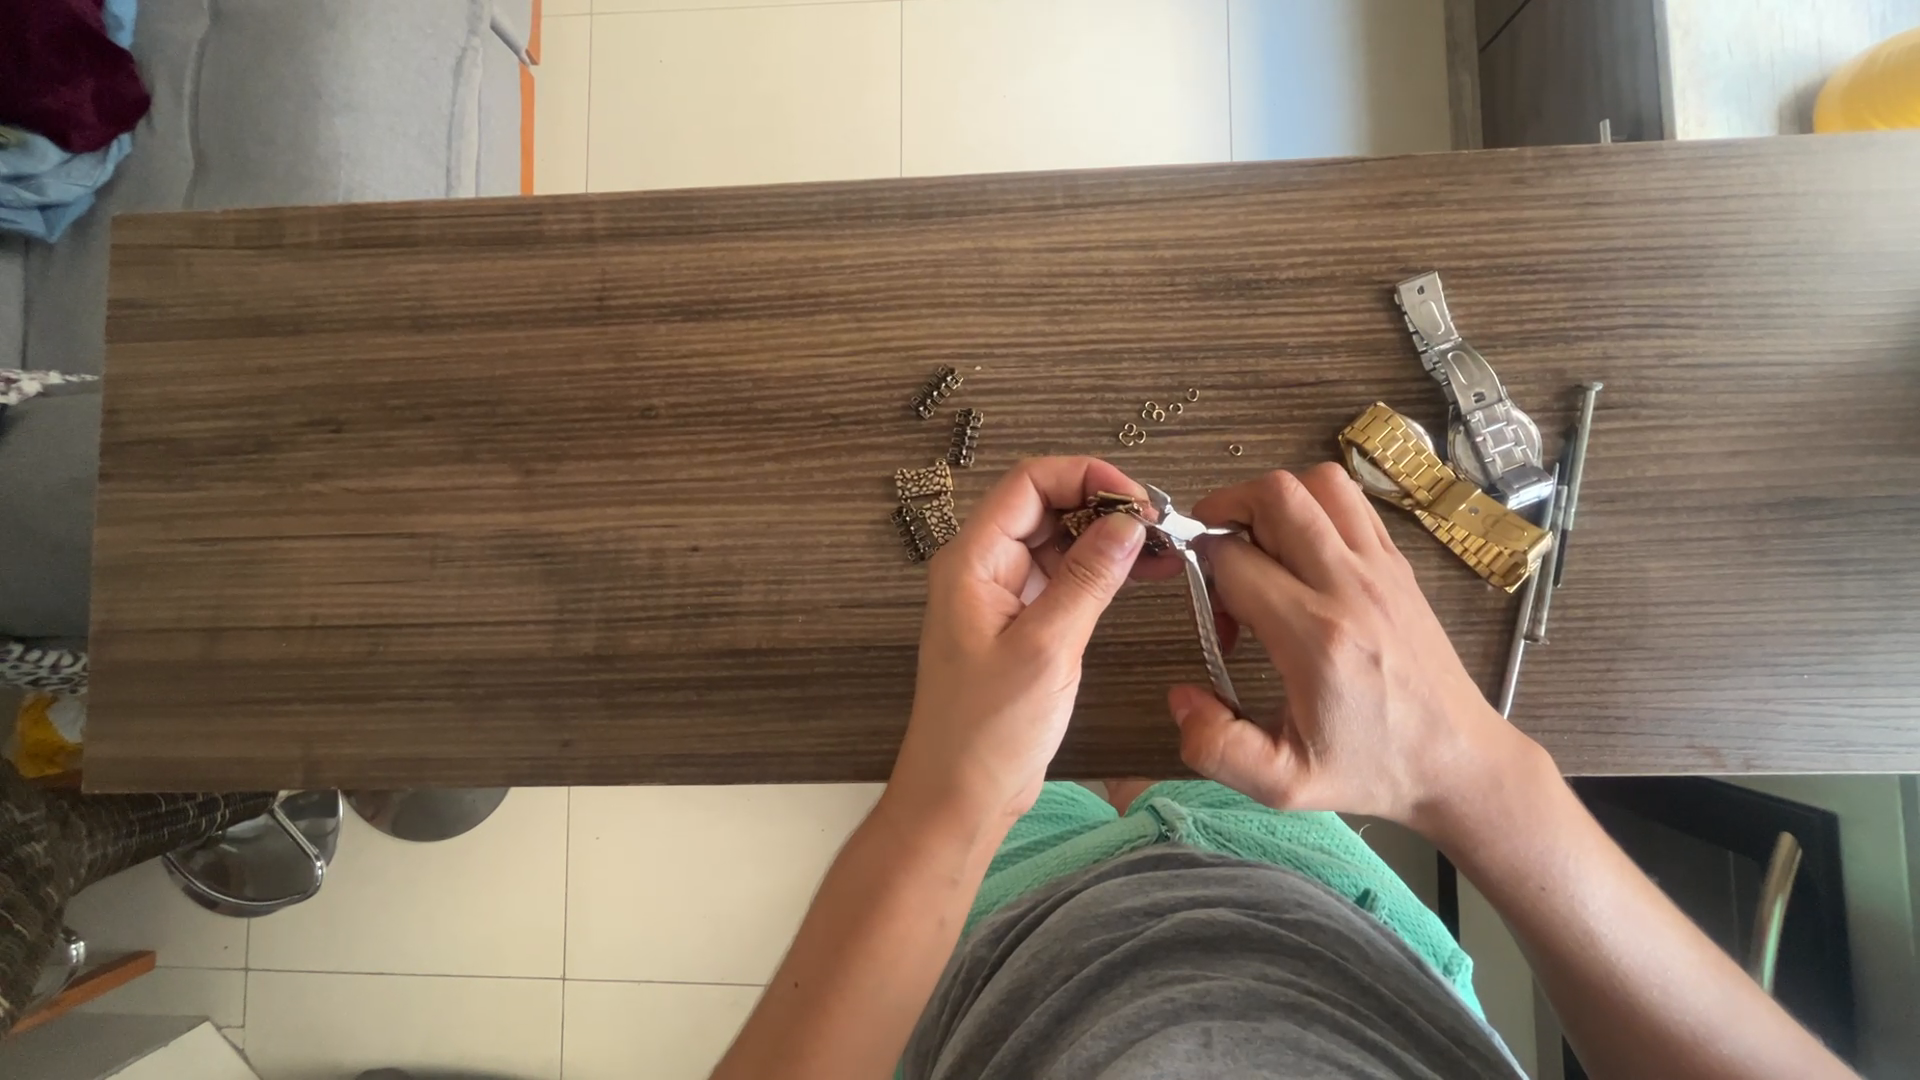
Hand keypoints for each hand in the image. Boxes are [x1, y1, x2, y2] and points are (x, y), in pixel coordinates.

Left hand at [889, 457, 1173, 832]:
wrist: (961, 794)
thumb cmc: (988, 728)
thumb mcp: (1046, 647)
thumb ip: (1087, 578)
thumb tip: (1130, 523)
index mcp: (972, 559)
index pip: (1027, 484)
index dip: (1085, 476)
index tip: (1138, 499)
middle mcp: (983, 566)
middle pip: (1044, 507)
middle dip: (1102, 506)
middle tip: (1160, 524)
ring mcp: (1002, 594)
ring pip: (1058, 542)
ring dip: (1107, 539)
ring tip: (1164, 547)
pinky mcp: (1022, 622)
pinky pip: (1062, 579)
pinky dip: (1100, 572)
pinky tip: (1142, 573)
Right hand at [1170, 461, 1534, 833]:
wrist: (1460, 762)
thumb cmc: (1369, 769)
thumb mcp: (1281, 783)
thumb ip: (1215, 746)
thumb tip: (1180, 695)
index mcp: (1316, 636)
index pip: (1236, 559)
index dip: (1202, 570)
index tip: (1208, 608)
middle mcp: (1351, 587)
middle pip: (1277, 495)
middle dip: (1227, 507)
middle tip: (1215, 551)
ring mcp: (1382, 568)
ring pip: (1318, 483)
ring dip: (1274, 500)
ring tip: (1259, 545)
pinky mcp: (1399, 565)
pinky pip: (1349, 502)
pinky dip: (1312, 507)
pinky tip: (1301, 553)